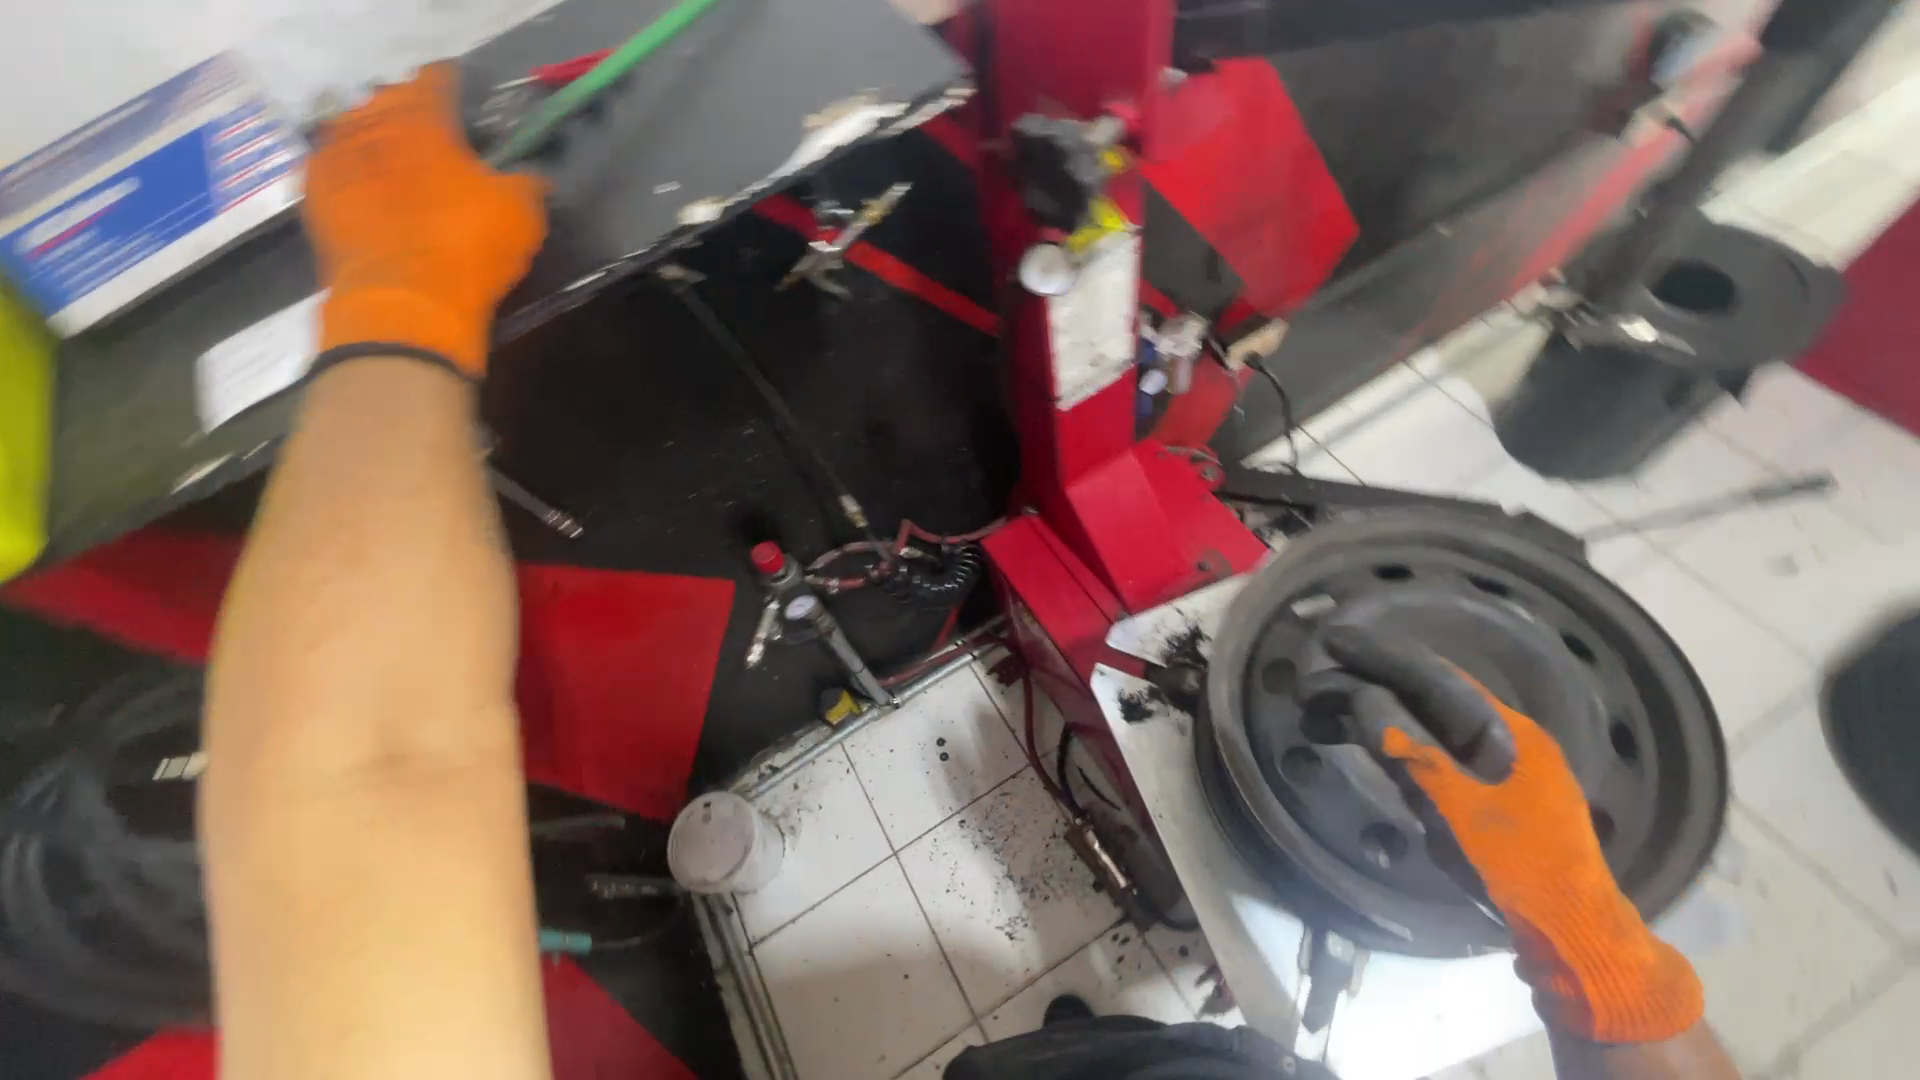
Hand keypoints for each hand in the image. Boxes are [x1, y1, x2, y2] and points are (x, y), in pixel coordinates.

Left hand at [303, 63, 546, 376]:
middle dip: (410, 110)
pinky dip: (355, 172)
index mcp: (422, 120)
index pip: (435, 81)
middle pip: (388, 101)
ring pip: (356, 131)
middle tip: (433, 131)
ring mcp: (335, 159)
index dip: (452, 84)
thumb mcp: (521, 214)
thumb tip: (531, 176)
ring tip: (399, 158)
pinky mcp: (316, 197)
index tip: (462, 91)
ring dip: (378, 139)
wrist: (406, 300)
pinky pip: (335, 168)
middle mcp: (371, 126)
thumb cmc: (469, 246)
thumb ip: (525, 183)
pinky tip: (371, 189)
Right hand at [1328, 627, 1703, 1044]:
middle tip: (1309, 691)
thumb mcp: (1458, 805)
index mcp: (1506, 730)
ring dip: (1368, 717)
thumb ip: (1412, 750)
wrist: (1570, 929)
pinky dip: (1387, 742)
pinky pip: (1425, 750)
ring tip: (1317, 721)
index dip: (1380, 654)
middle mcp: (1500, 736)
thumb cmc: (1517, 864)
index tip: (1332, 641)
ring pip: (1419, 724)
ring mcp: (1492, 765)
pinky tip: (1357, 743)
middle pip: (1422, 695)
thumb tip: (1362, 700)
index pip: (1433, 675)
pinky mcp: (1480, 792)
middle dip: (1363, 687)